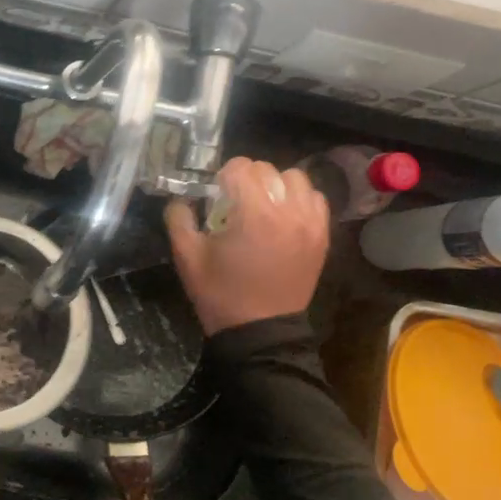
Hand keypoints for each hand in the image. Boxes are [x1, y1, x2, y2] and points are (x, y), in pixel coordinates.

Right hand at [165, 157, 329, 334]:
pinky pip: (315, 200)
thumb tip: (181, 199)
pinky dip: (298, 199)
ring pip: (295, 179)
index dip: (223, 177)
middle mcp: (287, 212)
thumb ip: (179, 219)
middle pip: (267, 170)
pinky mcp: (322, 236)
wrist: (260, 331)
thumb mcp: (187, 257)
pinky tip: (283, 216)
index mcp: (254, 214)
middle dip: (247, 179)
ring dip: (275, 185)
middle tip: (235, 201)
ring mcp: (310, 224)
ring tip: (263, 205)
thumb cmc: (221, 294)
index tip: (216, 194)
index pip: (241, 168)